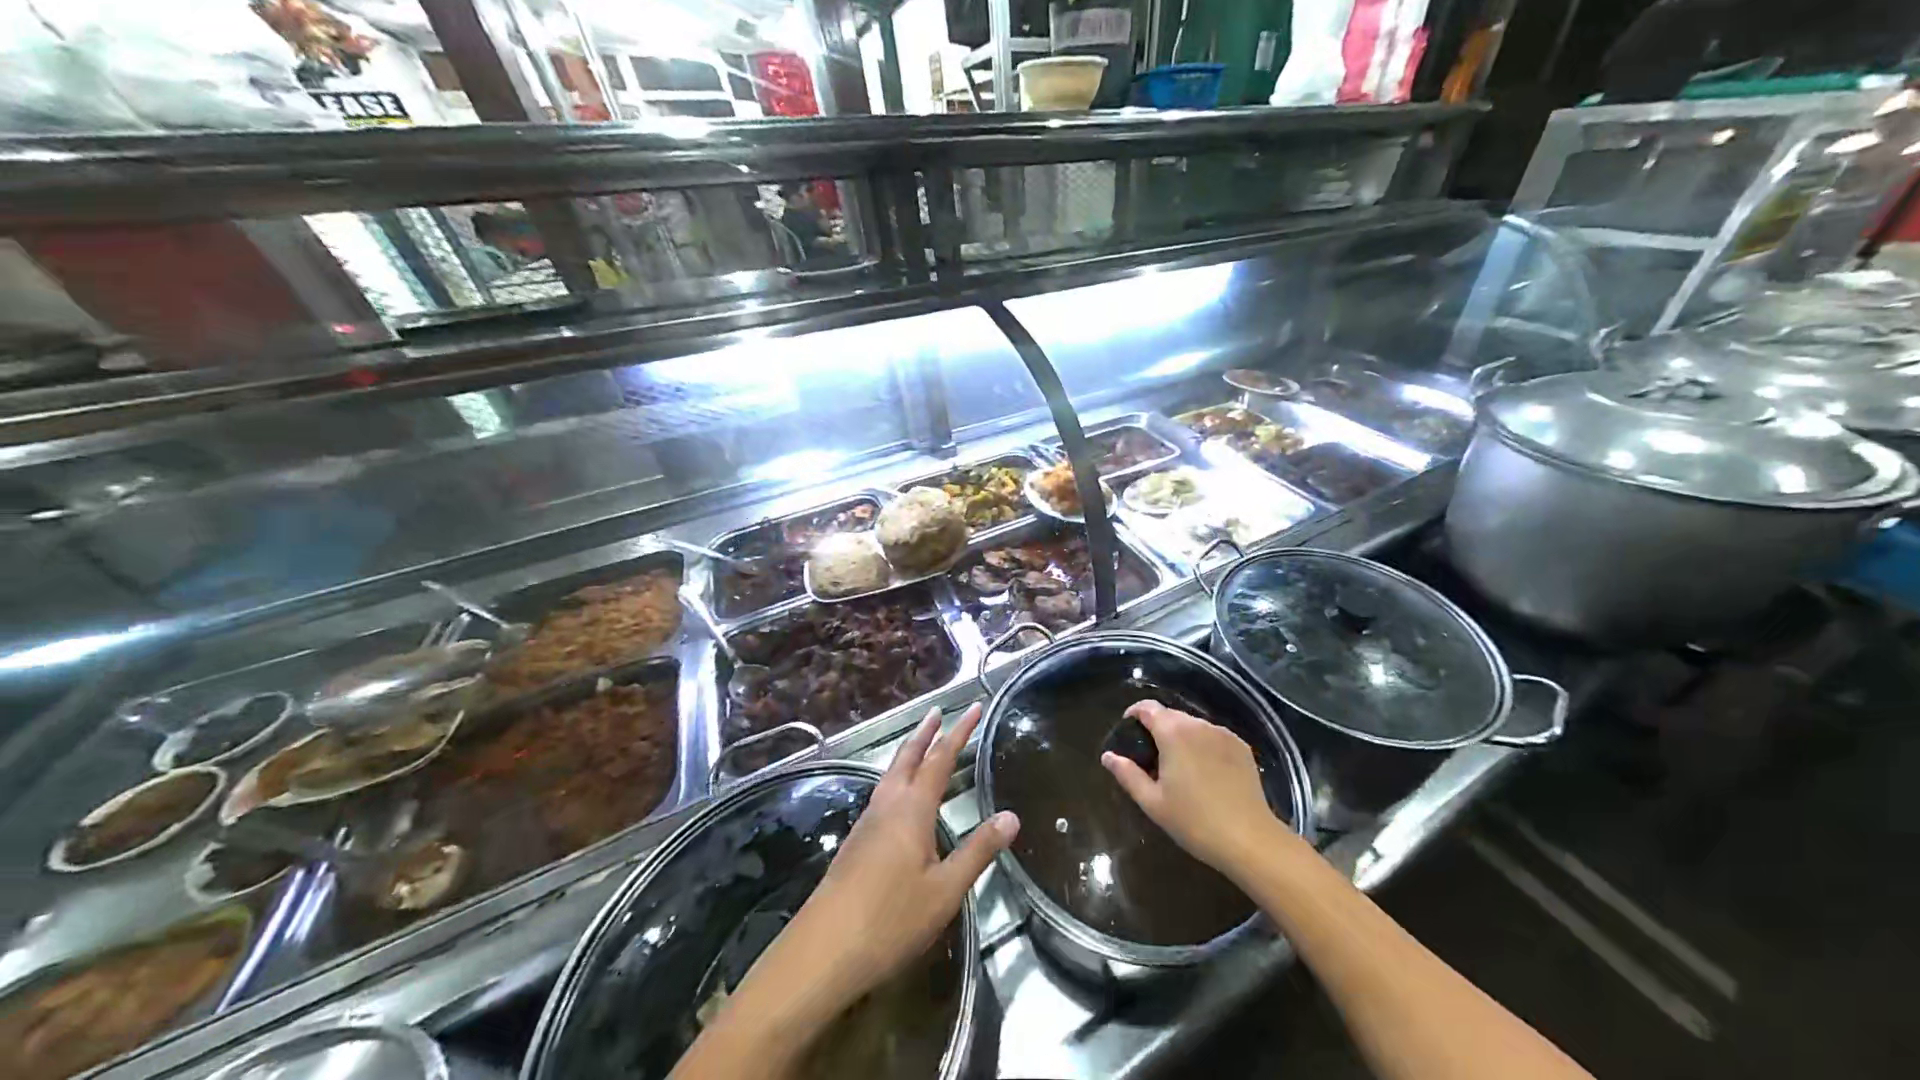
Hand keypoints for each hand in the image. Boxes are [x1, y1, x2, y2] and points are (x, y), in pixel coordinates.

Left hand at [746, 704, 1018, 1018]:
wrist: (825, 948)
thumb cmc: (892, 918)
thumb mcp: (946, 889)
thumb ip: (978, 851)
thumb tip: (1011, 816)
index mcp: (912, 809)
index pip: (940, 760)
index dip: (959, 732)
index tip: (973, 708)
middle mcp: (887, 806)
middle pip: (907, 758)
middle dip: (926, 733)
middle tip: (938, 710)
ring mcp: (867, 823)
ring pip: (891, 775)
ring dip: (908, 753)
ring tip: (920, 743)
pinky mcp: (856, 843)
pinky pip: (881, 794)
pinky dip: (897, 779)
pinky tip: (898, 798)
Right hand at [1101, 699, 1292, 880]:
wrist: (1249, 839)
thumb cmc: (1194, 822)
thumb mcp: (1152, 802)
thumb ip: (1127, 774)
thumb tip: (1108, 756)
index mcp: (1173, 733)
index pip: (1147, 708)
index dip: (1133, 714)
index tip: (1127, 732)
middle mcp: (1199, 725)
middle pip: (1171, 715)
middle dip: (1156, 728)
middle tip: (1150, 757)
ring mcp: (1224, 734)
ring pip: (1193, 725)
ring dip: (1180, 736)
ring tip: (1178, 766)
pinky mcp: (1242, 747)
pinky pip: (1213, 736)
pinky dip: (1202, 745)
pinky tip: (1204, 771)